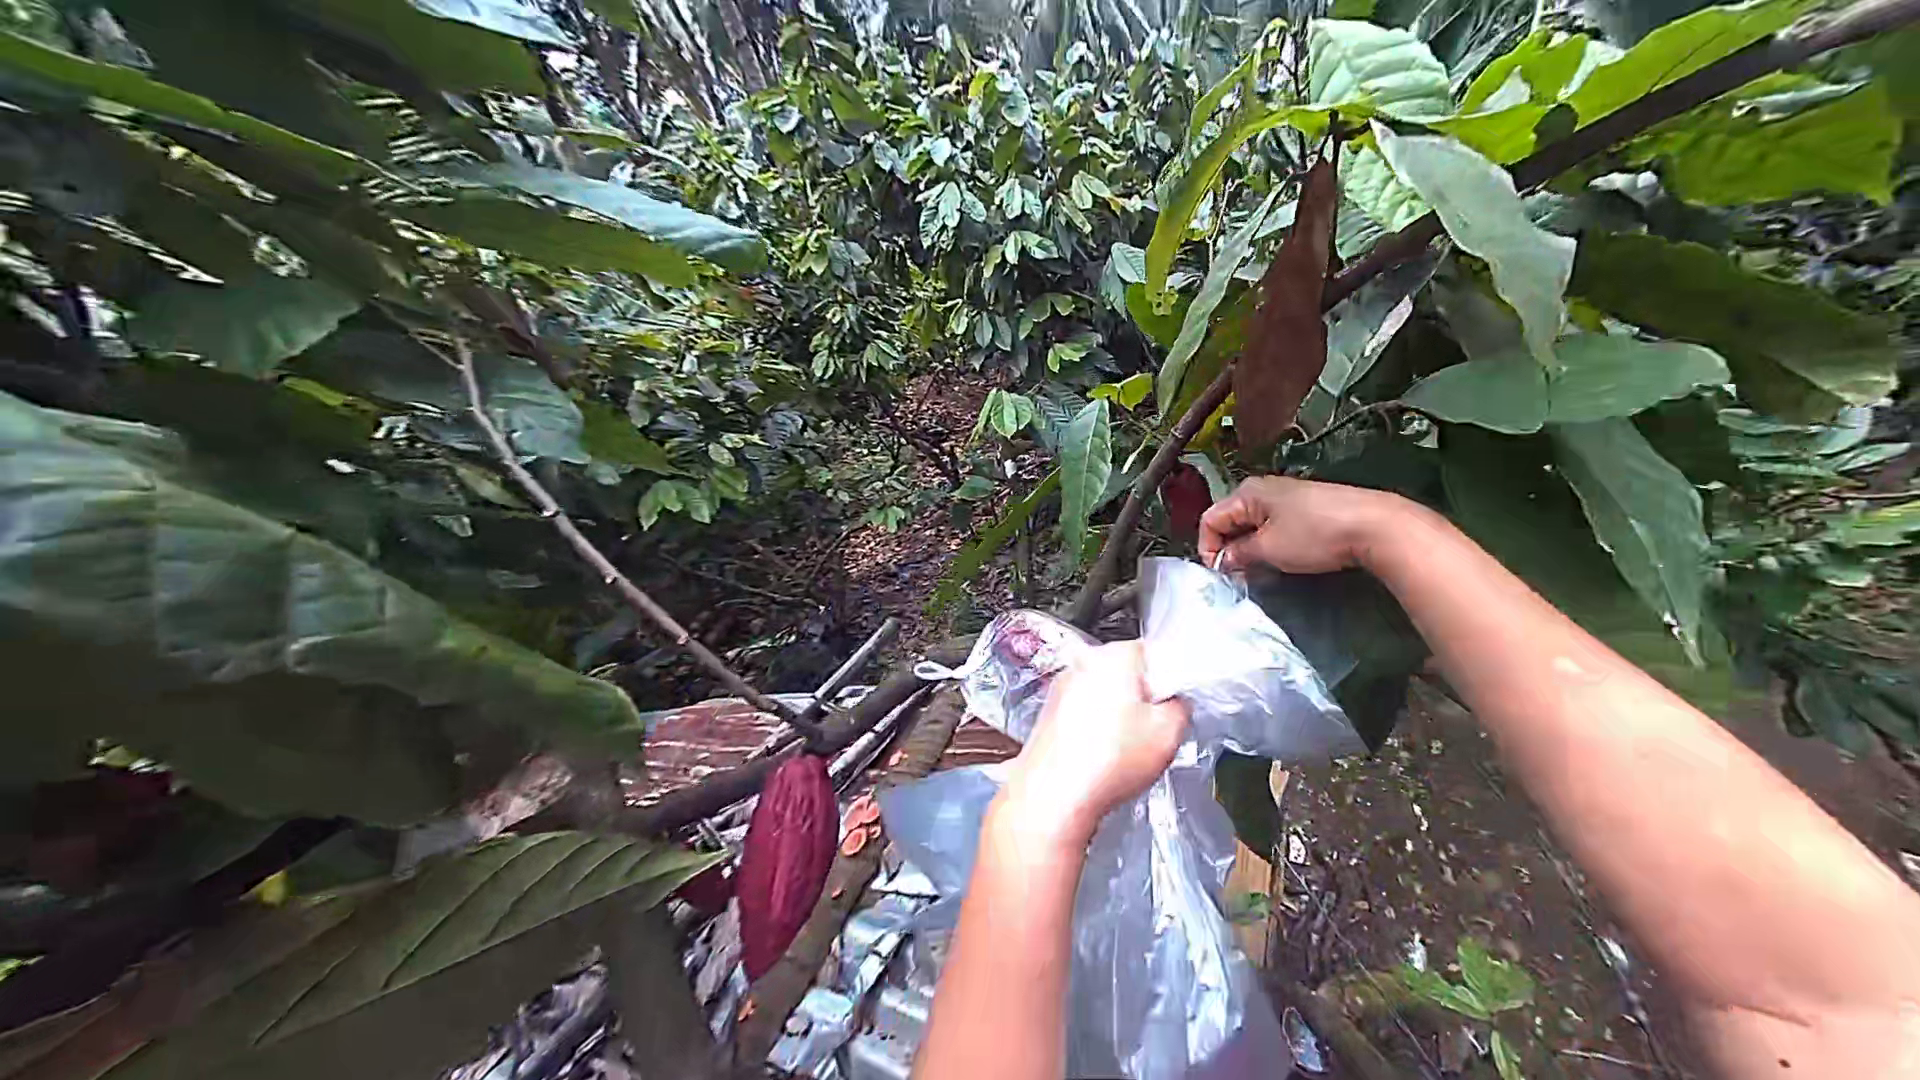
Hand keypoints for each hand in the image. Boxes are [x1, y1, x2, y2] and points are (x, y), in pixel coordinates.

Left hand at [997, 641, 1189, 848]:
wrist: (1054, 795)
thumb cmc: (1106, 763)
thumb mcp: (1169, 733)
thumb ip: (1181, 705)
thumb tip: (1175, 701)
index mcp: (1113, 657)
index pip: (1152, 653)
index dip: (1168, 682)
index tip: (1171, 706)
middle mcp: (1082, 664)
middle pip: (1126, 672)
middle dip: (1141, 699)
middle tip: (1150, 732)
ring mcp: (1062, 686)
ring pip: (1104, 693)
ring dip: (1116, 714)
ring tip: (1122, 749)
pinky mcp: (1050, 710)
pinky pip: (1083, 711)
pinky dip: (1094, 727)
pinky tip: (1100, 754)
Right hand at [1197, 476, 1407, 573]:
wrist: (1376, 526)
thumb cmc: (1316, 535)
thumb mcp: (1268, 550)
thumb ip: (1238, 555)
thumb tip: (1224, 561)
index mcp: (1247, 493)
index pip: (1210, 520)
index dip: (1209, 548)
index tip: (1220, 573)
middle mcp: (1263, 489)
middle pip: (1230, 521)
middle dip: (1229, 548)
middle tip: (1238, 575)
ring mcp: (1287, 496)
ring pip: (1252, 525)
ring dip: (1250, 548)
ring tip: (1261, 569)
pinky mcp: (1306, 507)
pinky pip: (1273, 525)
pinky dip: (1270, 542)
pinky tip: (1284, 558)